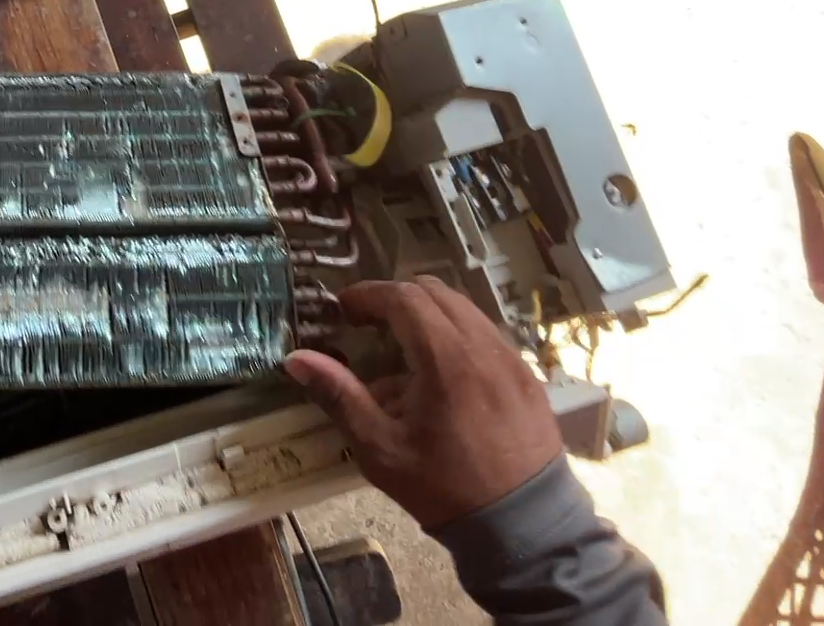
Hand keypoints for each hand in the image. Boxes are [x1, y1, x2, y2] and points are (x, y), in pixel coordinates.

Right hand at [284, 276, 560, 527]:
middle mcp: (484, 348)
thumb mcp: (380, 448)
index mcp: (448, 362)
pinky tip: (438, 370)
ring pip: (462, 306)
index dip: (367, 294)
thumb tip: (296, 359)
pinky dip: (452, 330)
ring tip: (400, 344)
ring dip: (424, 311)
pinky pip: (484, 330)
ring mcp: (512, 360)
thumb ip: (339, 396)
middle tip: (366, 322)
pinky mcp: (527, 375)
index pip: (403, 297)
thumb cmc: (445, 489)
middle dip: (393, 297)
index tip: (343, 310)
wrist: (527, 533)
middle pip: (433, 290)